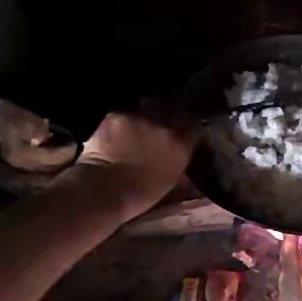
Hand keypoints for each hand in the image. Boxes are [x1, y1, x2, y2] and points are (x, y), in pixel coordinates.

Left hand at [69, 109, 194, 214]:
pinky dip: (117, 123)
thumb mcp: (170, 180)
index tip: (183, 129)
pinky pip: (120, 114)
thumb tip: (182, 159)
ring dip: (141, 115)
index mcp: (180, 144)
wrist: (108, 189)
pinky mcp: (116, 116)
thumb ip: (178, 162)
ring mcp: (139, 118)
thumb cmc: (141, 194)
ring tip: (132, 128)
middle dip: (164, 112)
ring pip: (143, 107)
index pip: (193, 124)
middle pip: (170, 107)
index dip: (188, 125)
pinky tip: (111, 134)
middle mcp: (164, 126)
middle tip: (156, 123)